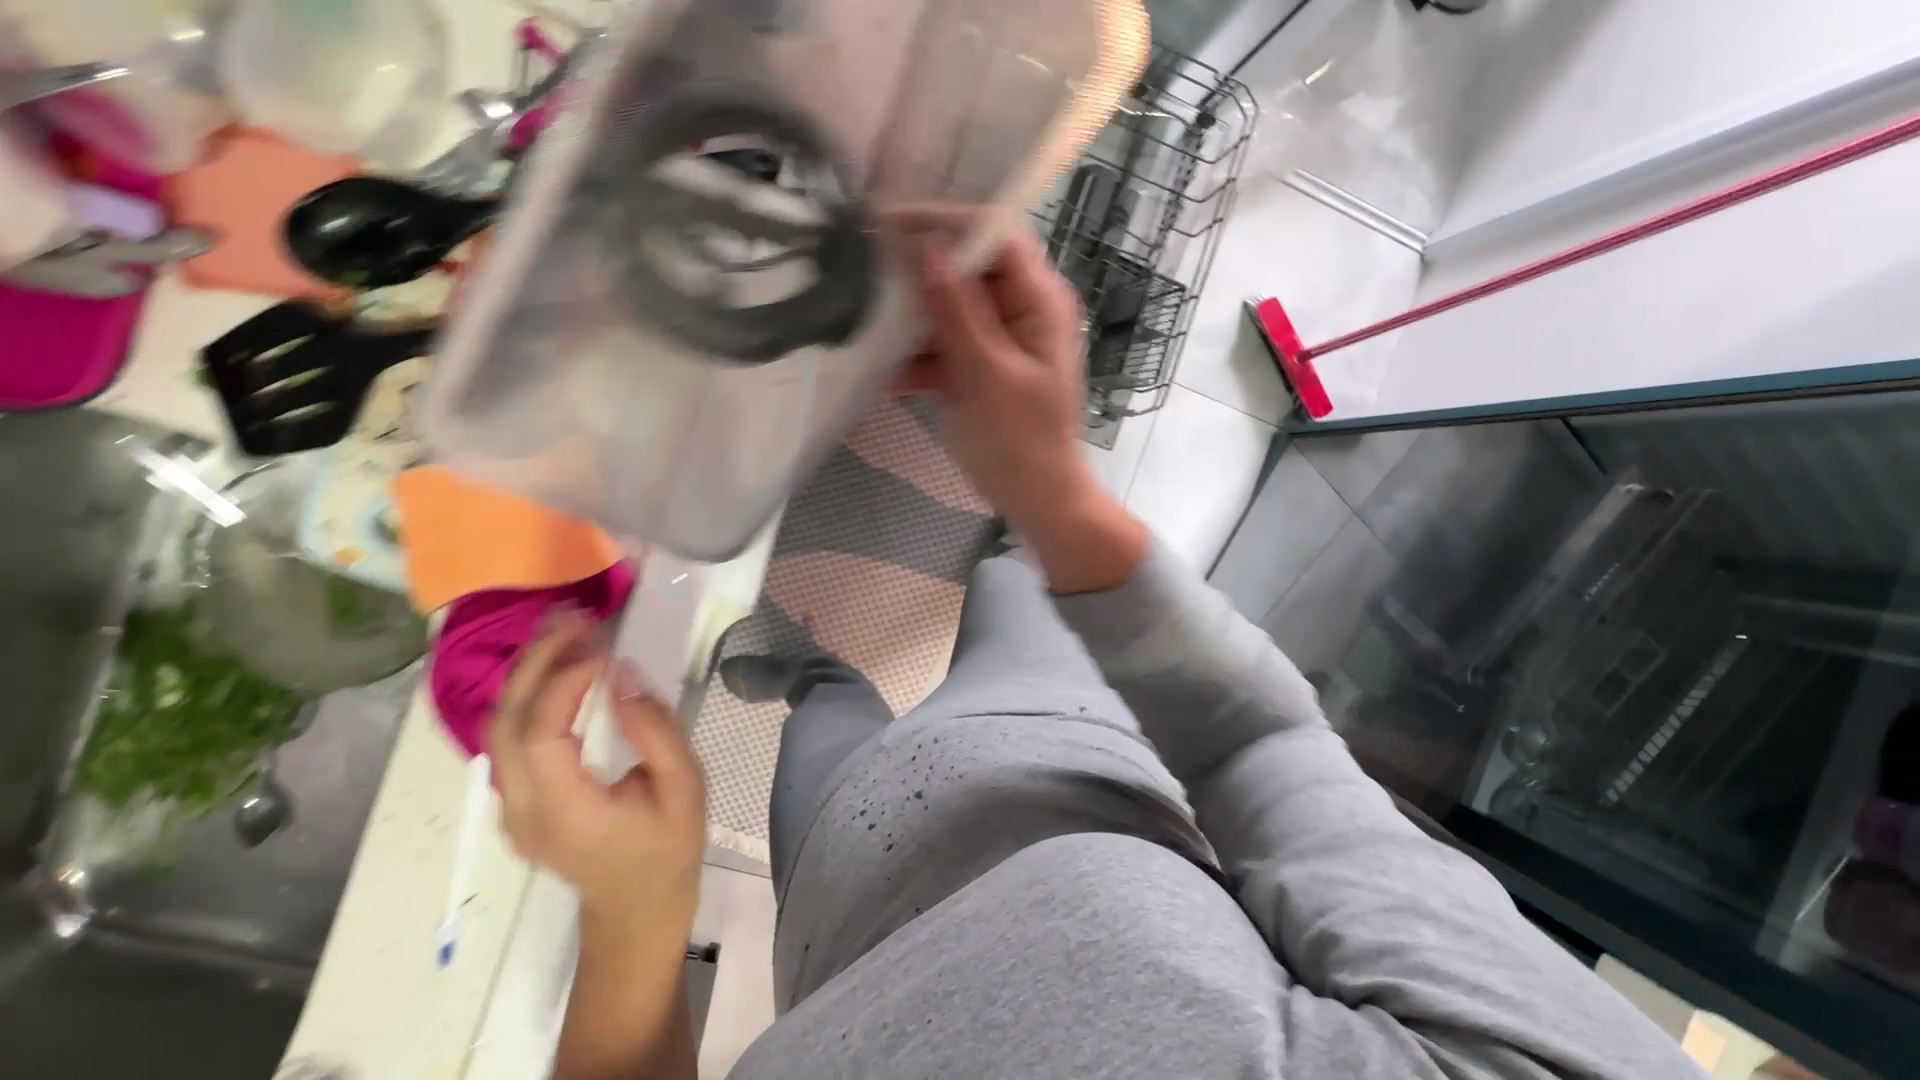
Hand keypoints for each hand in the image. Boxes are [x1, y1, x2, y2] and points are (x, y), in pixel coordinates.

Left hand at [490, 609, 706, 932]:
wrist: (635, 912)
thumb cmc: (667, 852)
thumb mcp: (683, 789)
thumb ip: (654, 731)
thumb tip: (622, 675)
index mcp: (564, 811)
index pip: (542, 732)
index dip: (565, 679)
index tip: (604, 645)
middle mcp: (520, 809)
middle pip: (505, 721)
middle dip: (536, 660)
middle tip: (574, 617)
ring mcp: (507, 809)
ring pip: (498, 727)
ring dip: (528, 673)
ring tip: (565, 632)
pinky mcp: (511, 803)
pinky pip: (508, 739)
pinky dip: (528, 696)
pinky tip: (557, 670)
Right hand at [893, 206, 1148, 593]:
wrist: (1037, 502)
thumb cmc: (1022, 443)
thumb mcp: (987, 374)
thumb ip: (956, 311)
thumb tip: (924, 246)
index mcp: (1039, 301)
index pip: (995, 235)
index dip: (945, 223)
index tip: (890, 226)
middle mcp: (1021, 310)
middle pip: (966, 268)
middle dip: (918, 272)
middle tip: (866, 270)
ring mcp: (999, 340)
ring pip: (947, 308)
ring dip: (910, 321)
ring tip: (867, 324)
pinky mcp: (979, 368)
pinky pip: (943, 348)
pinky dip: (917, 360)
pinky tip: (885, 377)